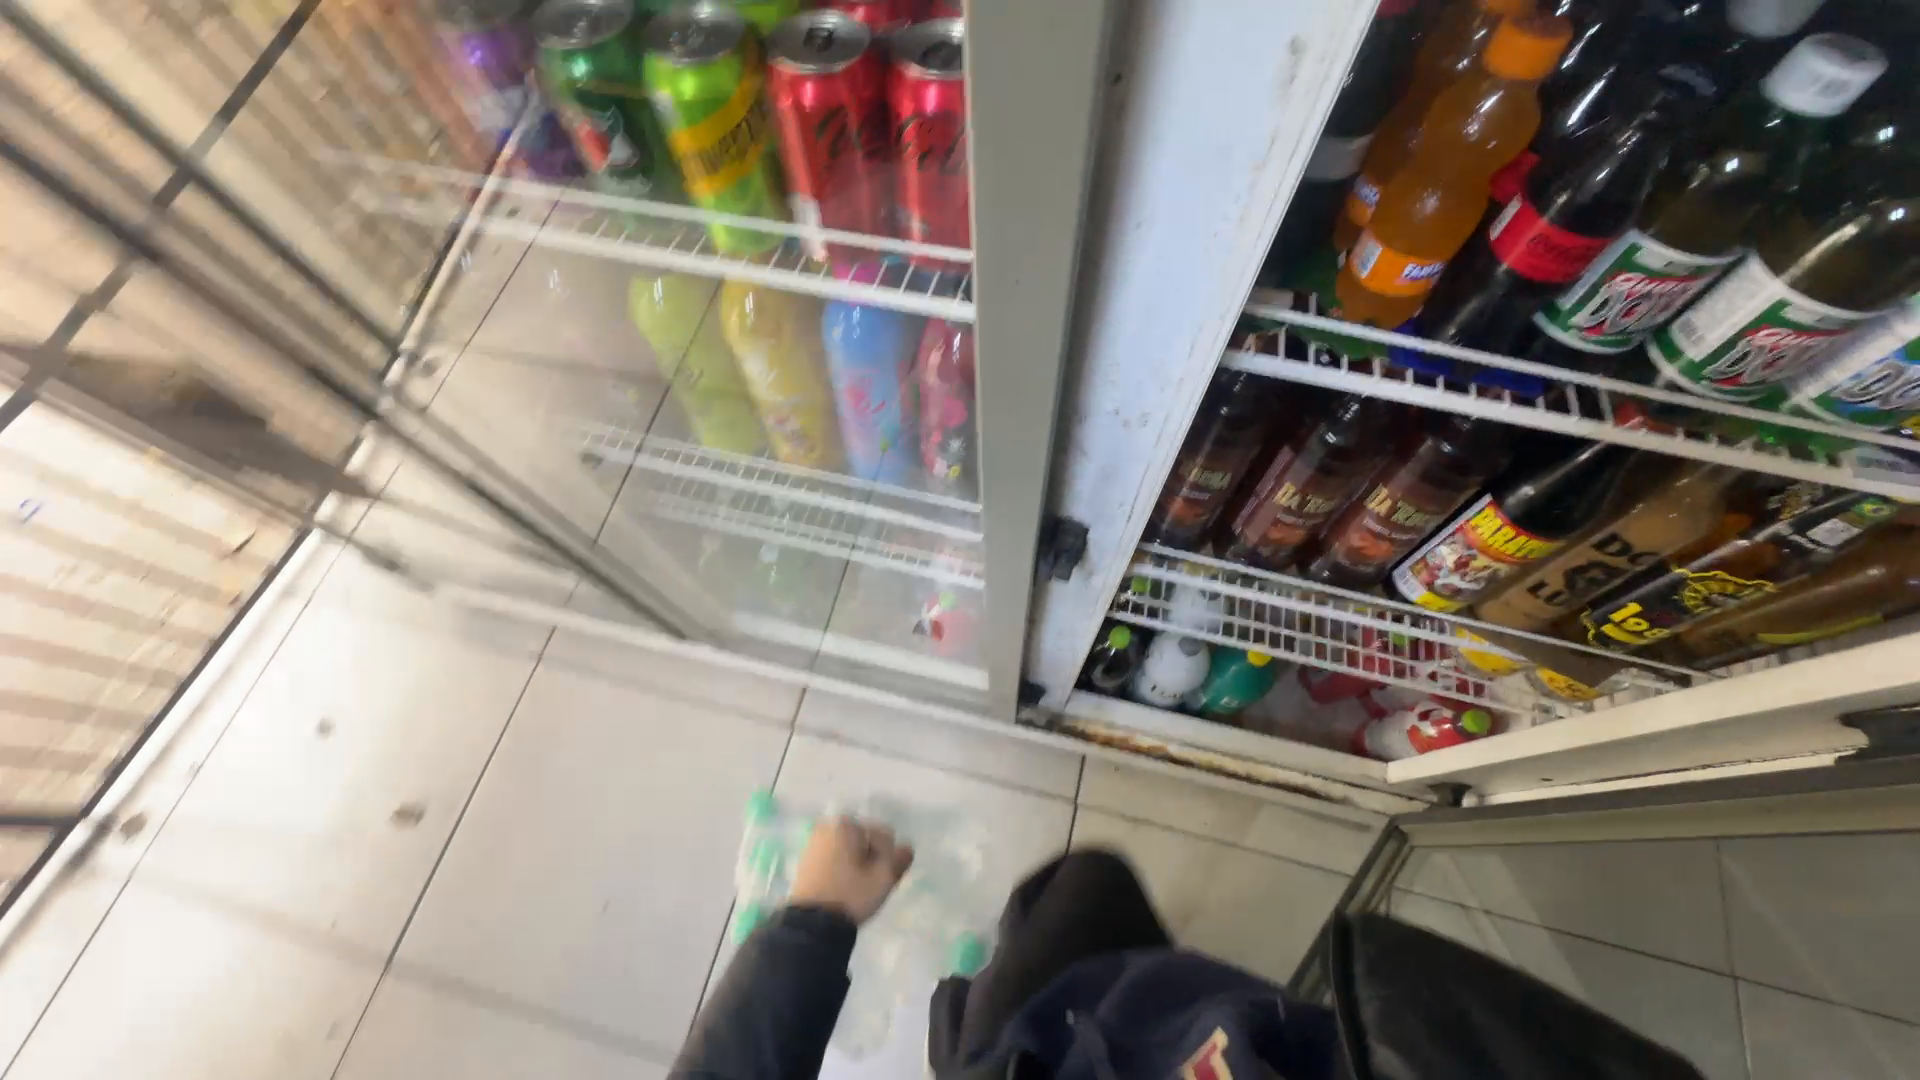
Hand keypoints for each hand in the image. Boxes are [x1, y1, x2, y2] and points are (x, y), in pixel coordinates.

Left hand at [788, 817, 913, 924]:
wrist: (811, 924)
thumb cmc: (850, 895)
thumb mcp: (884, 878)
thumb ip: (900, 858)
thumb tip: (906, 847)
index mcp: (846, 824)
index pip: (882, 834)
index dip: (887, 856)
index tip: (880, 876)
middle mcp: (827, 827)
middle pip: (864, 840)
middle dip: (871, 858)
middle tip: (870, 883)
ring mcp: (813, 843)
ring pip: (849, 851)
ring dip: (857, 865)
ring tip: (857, 889)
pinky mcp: (805, 862)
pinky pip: (833, 860)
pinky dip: (841, 870)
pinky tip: (843, 889)